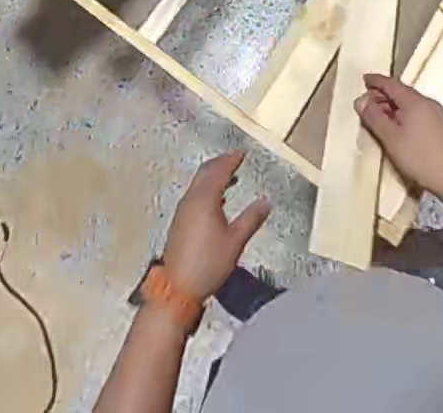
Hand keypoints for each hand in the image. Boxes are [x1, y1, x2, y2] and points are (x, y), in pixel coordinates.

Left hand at [160, 150, 271, 299]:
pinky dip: (207, 188)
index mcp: (205, 200)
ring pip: (198, 183)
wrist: (176, 290)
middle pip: (205, 173)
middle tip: (235, 158)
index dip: (231, 160)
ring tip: (230, 175)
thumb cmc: (208, 263)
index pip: (219, 171)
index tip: (242, 152)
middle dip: (220, 163)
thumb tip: (266, 201)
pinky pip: (195, 194)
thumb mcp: (235, 241)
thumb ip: (251, 218)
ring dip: (213, 175)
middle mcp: (191, 200)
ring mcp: (183, 211)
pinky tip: (218, 199)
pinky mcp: (180, 222)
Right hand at [354, 74, 442, 199]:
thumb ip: (374, 118)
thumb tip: (360, 100)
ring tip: (381, 118)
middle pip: (402, 92)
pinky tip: (401, 129)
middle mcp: (428, 102)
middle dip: (383, 95)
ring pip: (411, 103)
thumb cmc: (420, 158)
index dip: (376, 81)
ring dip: (394, 106)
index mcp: (414, 101)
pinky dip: (405, 115)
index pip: (391, 83)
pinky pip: (419, 113)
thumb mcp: (391, 139)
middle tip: (367, 104)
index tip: (364, 79)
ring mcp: (438, 114)